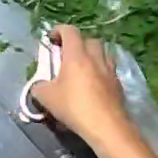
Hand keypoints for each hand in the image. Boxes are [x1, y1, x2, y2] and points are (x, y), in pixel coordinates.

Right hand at [30, 25, 141, 152]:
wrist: (106, 127)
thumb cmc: (74, 107)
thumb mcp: (46, 98)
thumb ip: (39, 87)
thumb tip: (39, 86)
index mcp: (77, 55)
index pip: (70, 31)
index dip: (59, 31)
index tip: (51, 39)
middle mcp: (96, 58)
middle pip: (89, 40)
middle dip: (77, 43)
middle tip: (66, 55)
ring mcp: (110, 70)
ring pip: (102, 53)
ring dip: (92, 56)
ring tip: (82, 68)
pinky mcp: (119, 84)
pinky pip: (109, 70)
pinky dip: (100, 71)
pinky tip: (93, 85)